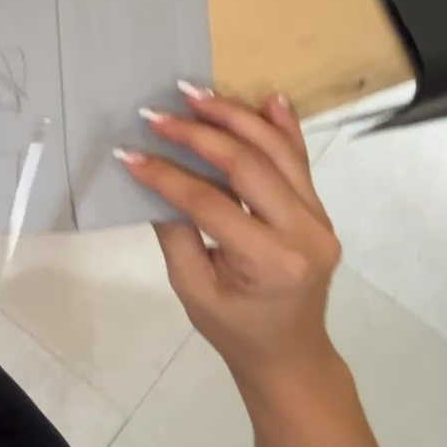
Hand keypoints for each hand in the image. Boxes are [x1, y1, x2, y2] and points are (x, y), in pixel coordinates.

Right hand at [118, 86, 343, 395]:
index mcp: (270, 261)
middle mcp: (304, 233)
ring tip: (195, 94)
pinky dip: (283, 127)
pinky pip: (299, 161)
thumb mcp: (190, 286)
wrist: (290, 352)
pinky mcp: (318, 210)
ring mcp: (319, 218)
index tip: (128, 153)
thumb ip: (174, 230)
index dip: (165, 174)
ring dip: (235, 116)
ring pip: (276, 152)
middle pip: (248, 165)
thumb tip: (150, 177)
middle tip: (156, 115)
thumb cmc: (233, 327)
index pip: (209, 202)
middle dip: (198, 133)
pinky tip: (268, 97)